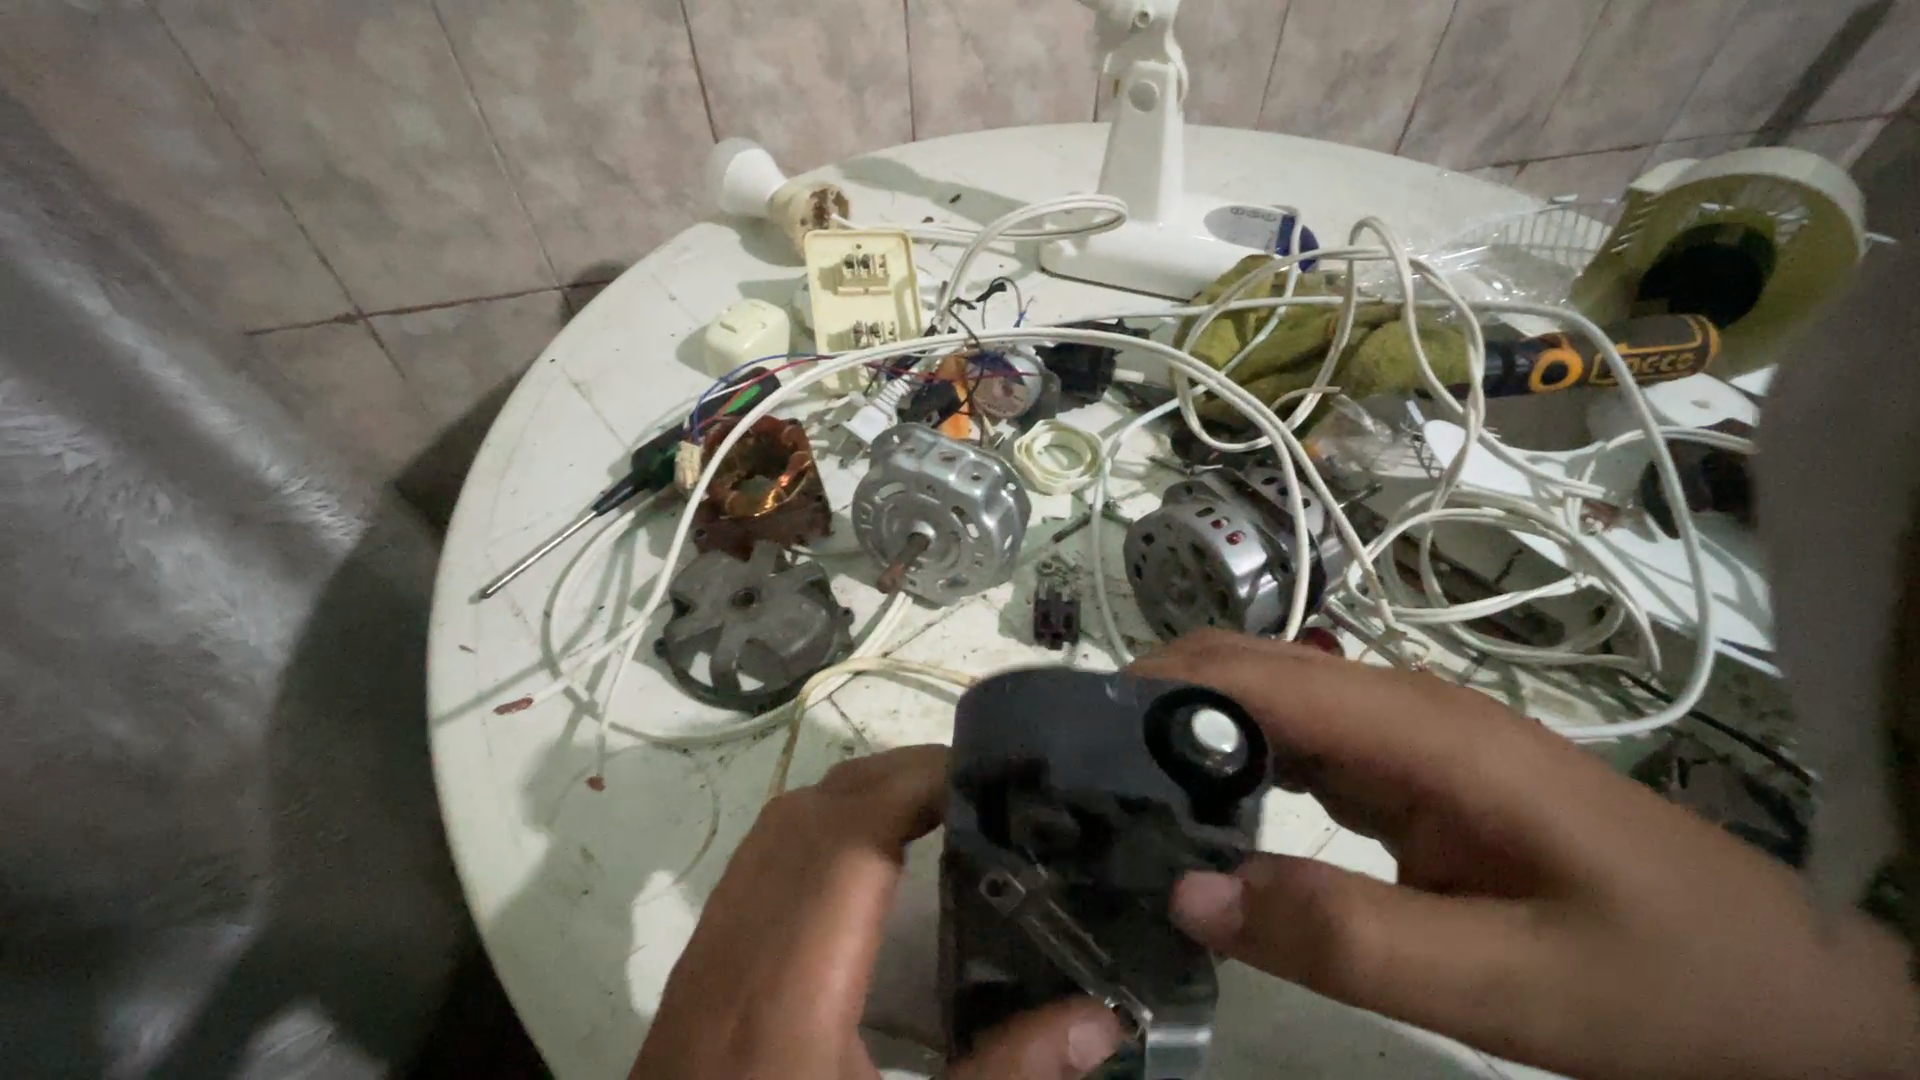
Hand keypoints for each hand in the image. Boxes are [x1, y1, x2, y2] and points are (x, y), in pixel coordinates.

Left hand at [632, 745, 1125, 1079]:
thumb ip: (1004, 1073)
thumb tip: (1099, 1020)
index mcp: (792, 983)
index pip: (852, 835)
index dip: (918, 783)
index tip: (988, 772)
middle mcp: (744, 938)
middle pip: (820, 808)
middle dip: (901, 774)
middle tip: (980, 782)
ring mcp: (714, 938)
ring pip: (786, 817)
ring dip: (861, 790)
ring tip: (933, 800)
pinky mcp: (704, 950)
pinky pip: (765, 846)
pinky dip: (824, 818)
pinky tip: (864, 848)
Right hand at [1131, 631, 1919, 1079]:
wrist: (1791, 992)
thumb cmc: (1667, 978)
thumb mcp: (1513, 982)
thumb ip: (1346, 940)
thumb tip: (1188, 894)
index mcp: (1418, 728)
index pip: (1256, 674)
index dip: (1157, 688)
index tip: (1072, 735)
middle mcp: (1397, 709)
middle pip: (1247, 671)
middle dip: (1152, 703)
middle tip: (1075, 773)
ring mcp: (1401, 739)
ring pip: (1263, 706)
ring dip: (1184, 735)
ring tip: (1111, 790)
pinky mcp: (1404, 775)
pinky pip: (1292, 751)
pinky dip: (1228, 768)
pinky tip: (1194, 814)